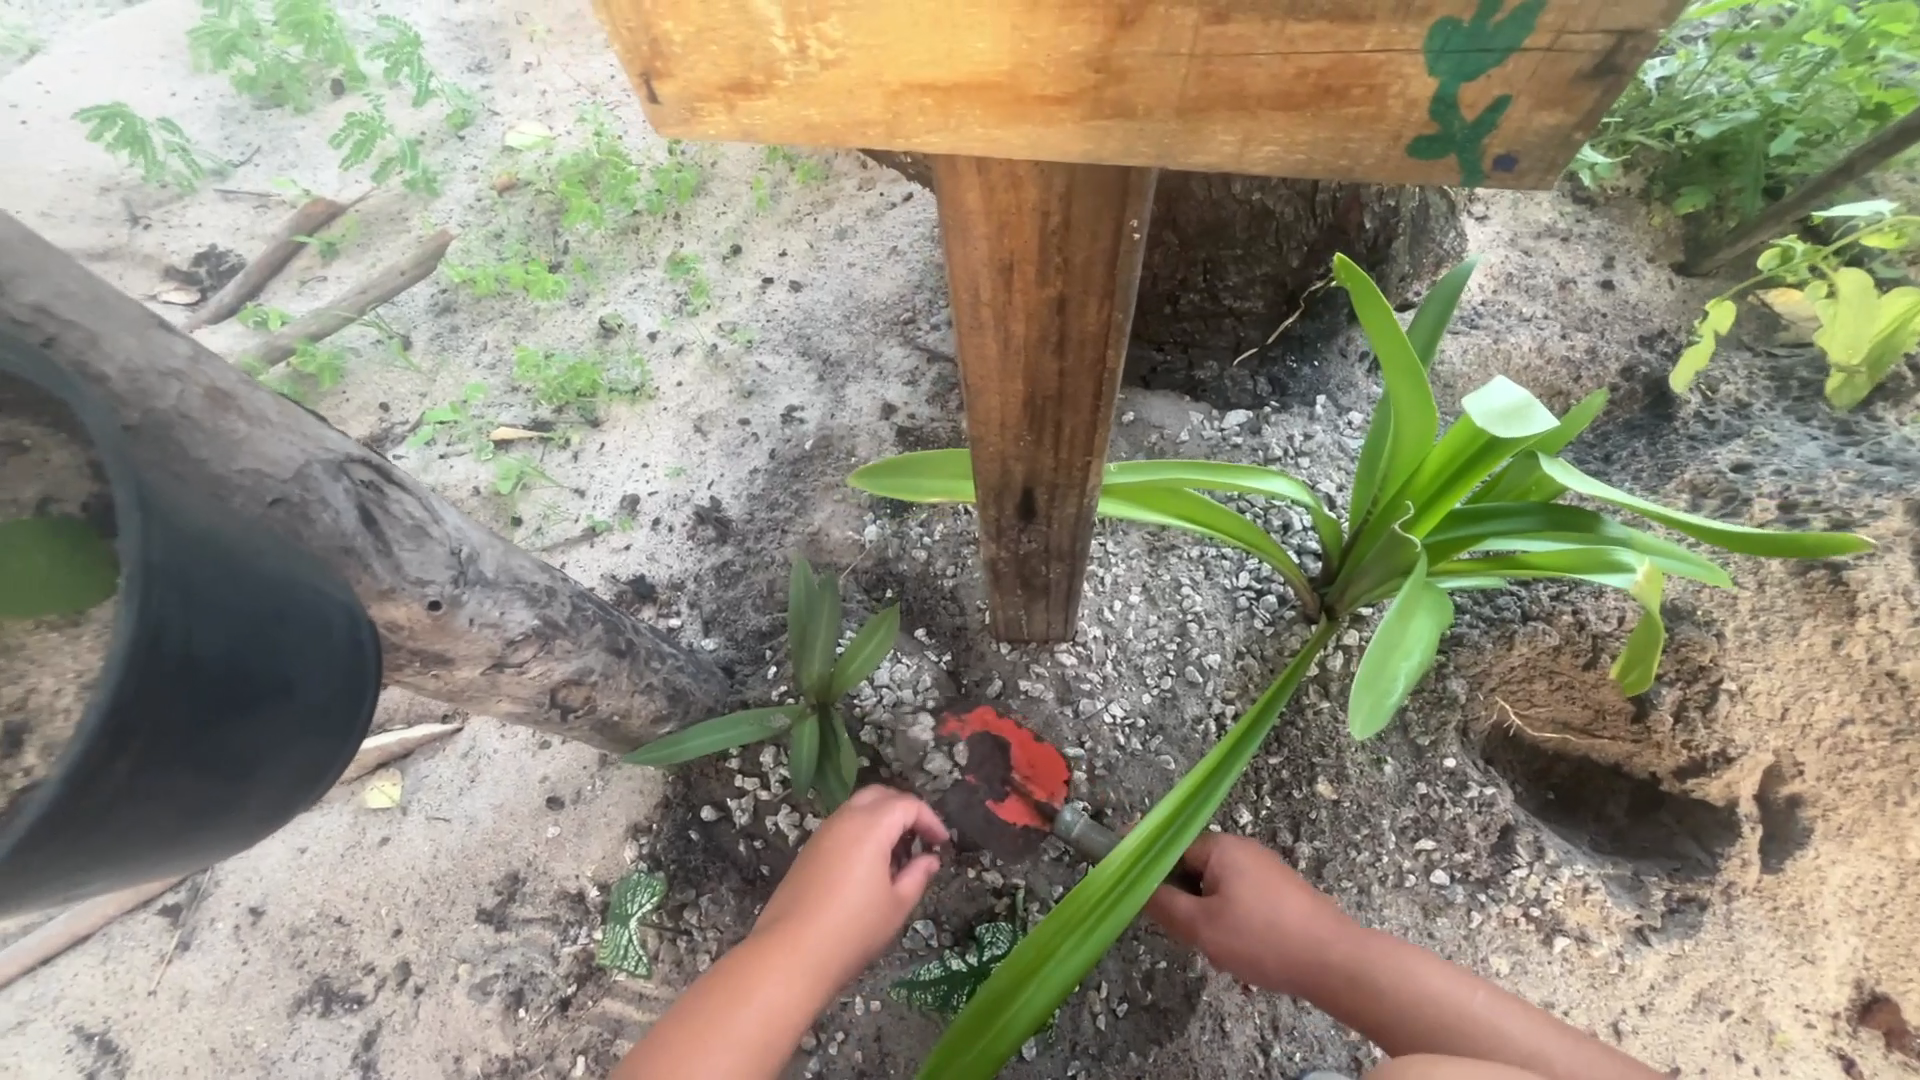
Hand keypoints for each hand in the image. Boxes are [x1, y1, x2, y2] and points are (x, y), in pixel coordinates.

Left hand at [750, 785, 947, 987]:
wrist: (790, 954)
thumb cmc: (852, 930)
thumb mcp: (896, 905)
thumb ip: (917, 875)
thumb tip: (929, 859)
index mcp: (870, 826)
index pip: (908, 804)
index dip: (930, 820)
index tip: (942, 844)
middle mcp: (845, 819)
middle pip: (881, 795)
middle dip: (905, 810)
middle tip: (921, 839)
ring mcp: (823, 833)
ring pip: (859, 808)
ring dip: (882, 820)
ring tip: (897, 857)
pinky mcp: (808, 850)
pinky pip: (842, 826)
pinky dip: (862, 832)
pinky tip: (869, 868)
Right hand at [1143, 833, 1355, 996]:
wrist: (1337, 962)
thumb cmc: (1263, 939)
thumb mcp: (1202, 926)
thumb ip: (1163, 904)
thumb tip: (1134, 884)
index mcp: (1221, 846)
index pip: (1170, 849)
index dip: (1152, 873)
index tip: (1142, 897)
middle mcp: (1242, 848)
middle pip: (1193, 869)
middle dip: (1186, 902)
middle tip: (1188, 934)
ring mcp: (1265, 869)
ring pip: (1217, 889)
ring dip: (1210, 917)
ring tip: (1220, 949)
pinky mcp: (1281, 892)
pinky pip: (1241, 900)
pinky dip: (1233, 922)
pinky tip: (1243, 952)